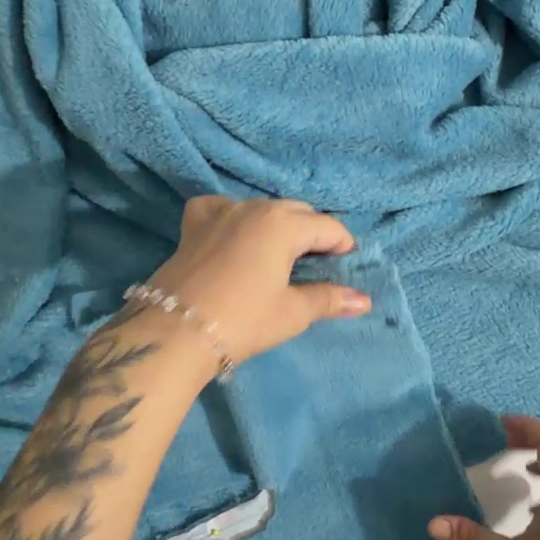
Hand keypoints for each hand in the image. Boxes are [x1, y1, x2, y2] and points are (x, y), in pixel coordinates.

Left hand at [143, 197, 371, 363]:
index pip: (327, 227)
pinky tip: (234, 234)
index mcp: (283, 225)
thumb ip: (328, 299)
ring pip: (260, 208)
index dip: (343, 246)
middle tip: (318, 265)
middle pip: (296, 212)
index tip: (347, 267)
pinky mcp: (193, 226)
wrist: (176, 332)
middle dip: (313, 233)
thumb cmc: (243, 320)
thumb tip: (364, 301)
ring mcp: (220, 212)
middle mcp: (253, 208)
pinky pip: (220, 208)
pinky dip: (233, 216)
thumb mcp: (292, 312)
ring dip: (277, 225)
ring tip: (281, 255)